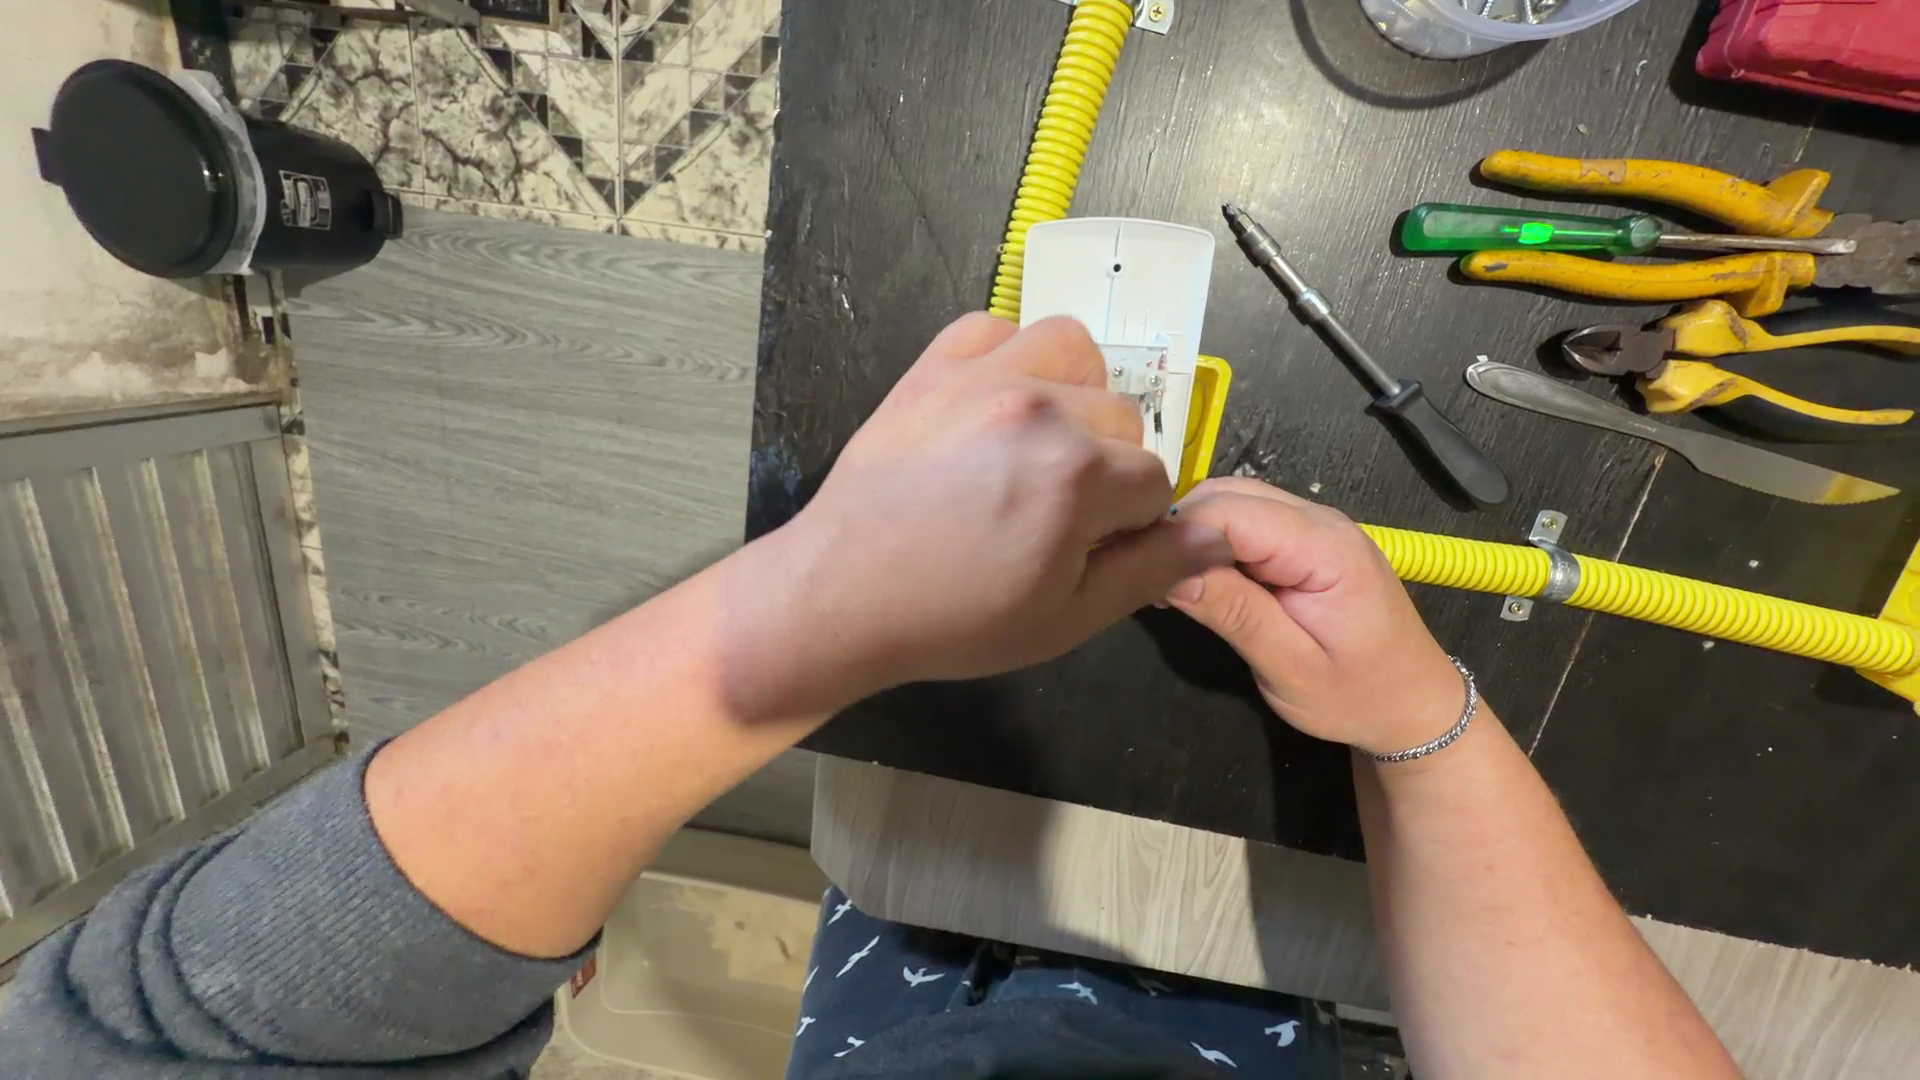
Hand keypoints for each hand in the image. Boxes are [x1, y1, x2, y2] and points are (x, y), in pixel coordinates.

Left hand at [771, 313, 1232, 694]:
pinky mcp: (933, 365)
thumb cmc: (952, 620)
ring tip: (1036, 446)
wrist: (841, 593)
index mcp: (1077, 474)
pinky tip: (993, 407)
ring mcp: (980, 375)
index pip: (1156, 481)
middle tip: (1049, 512)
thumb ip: (1151, 570)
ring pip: (1075, 355)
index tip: (1086, 545)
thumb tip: (1217, 537)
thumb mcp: (1065, 619)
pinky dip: (1010, 358)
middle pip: (1122, 420)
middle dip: (1104, 468)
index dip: (1130, 523)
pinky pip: (997, 327)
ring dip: (1073, 398)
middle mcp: (1038, 407)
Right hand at [1166, 478, 1464, 756]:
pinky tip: (1197, 578)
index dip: (1178, 534)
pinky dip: (1208, 540)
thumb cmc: (1356, 696)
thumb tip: (1168, 571)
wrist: (1412, 704)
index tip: (1144, 576)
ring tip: (1168, 583)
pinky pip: (1241, 519)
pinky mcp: (1300, 538)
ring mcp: (1311, 524)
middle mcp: (1318, 520)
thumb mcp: (1290, 668)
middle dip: (1178, 531)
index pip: (1229, 512)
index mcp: (1323, 548)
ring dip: (1190, 534)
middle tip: (1150, 582)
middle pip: (1225, 495)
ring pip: (1228, 500)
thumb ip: (1234, 613)